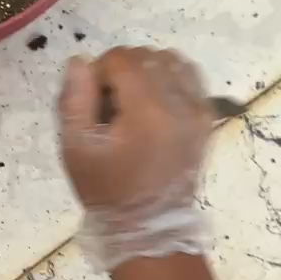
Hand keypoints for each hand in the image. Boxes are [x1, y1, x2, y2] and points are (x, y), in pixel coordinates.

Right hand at [57, 46, 213, 271]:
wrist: (147, 223)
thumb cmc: (104, 187)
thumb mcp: (74, 146)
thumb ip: (73, 99)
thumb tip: (78, 61)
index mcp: (148, 111)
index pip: (123, 59)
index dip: (98, 71)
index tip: (89, 99)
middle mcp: (181, 104)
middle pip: (149, 56)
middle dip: (120, 69)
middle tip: (105, 103)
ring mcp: (200, 110)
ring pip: (172, 61)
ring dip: (145, 71)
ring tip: (129, 101)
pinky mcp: (206, 118)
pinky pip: (190, 78)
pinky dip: (167, 79)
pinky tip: (150, 103)